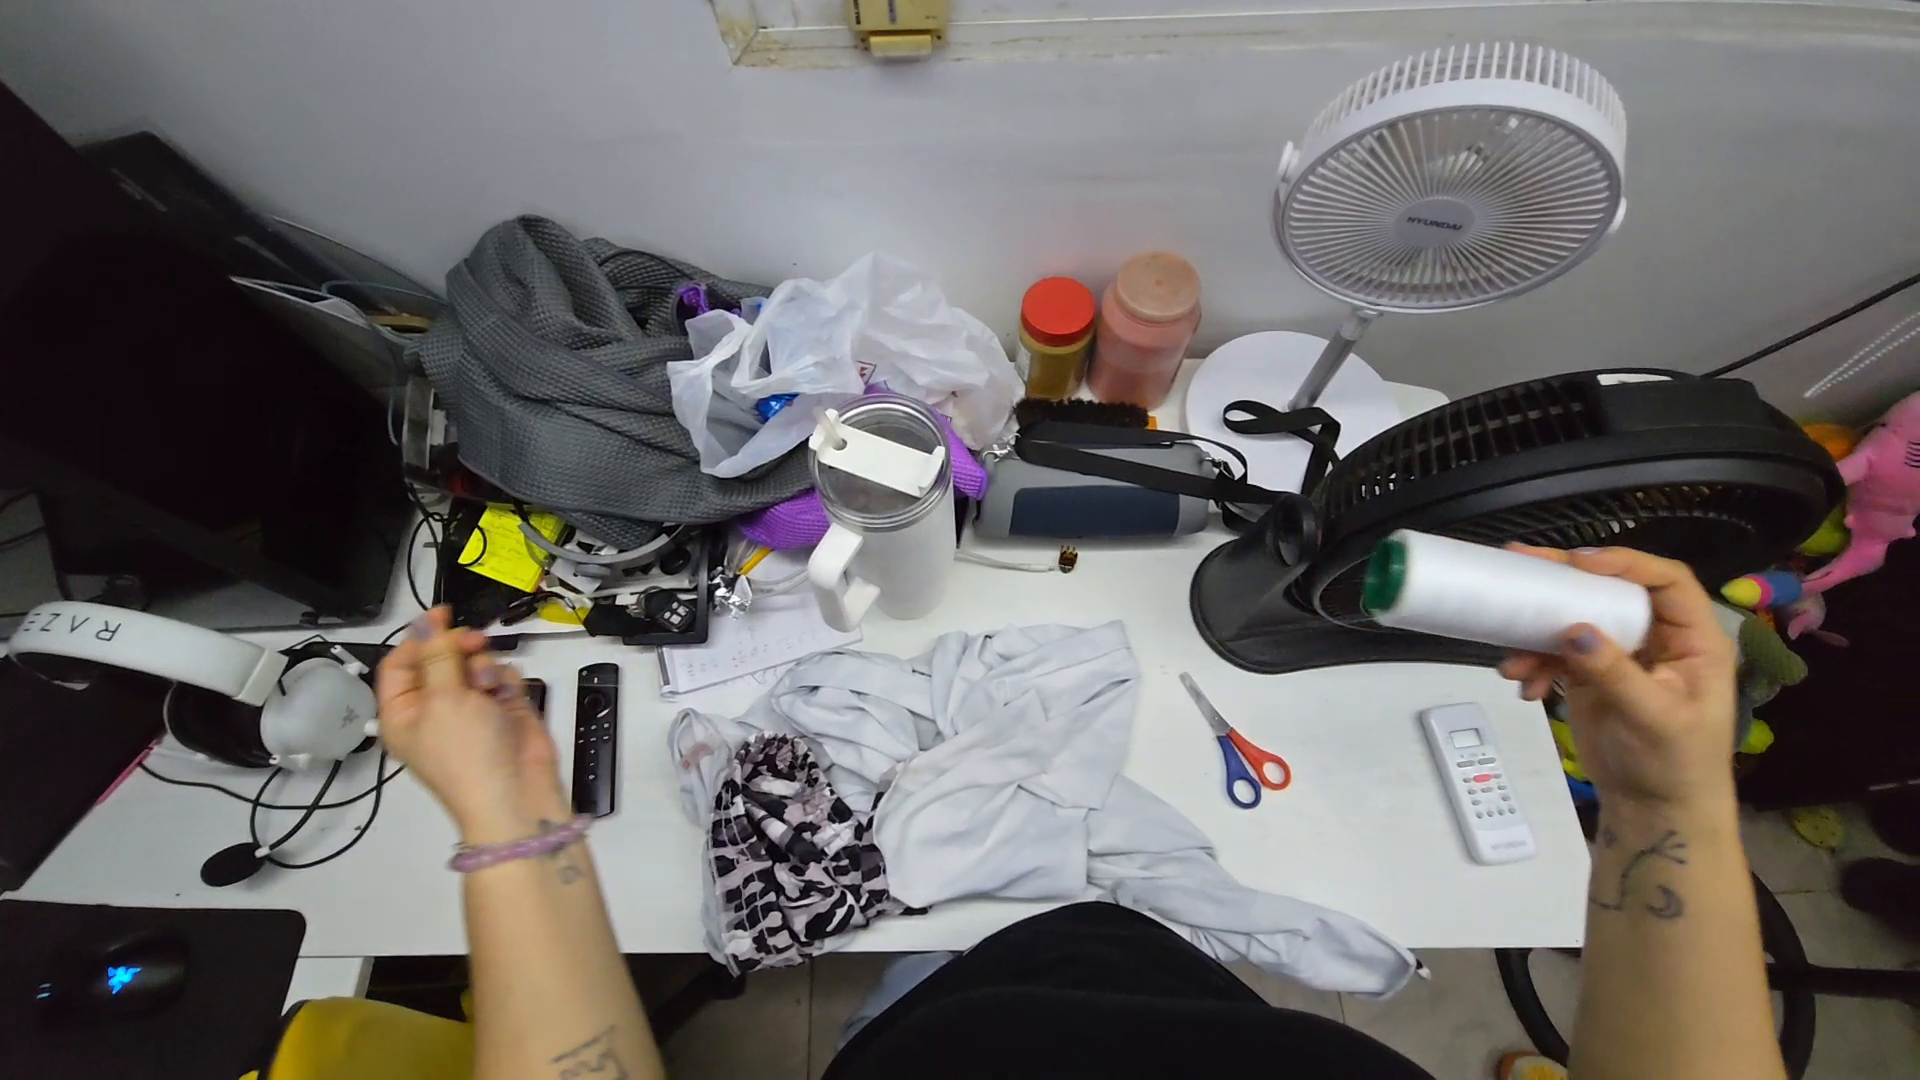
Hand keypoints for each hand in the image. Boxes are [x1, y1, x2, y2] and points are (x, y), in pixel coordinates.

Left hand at [375, 607, 565, 842]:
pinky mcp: (504, 709)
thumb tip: (425, 622)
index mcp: (404, 710)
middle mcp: (435, 707)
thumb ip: (438, 655)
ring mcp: (472, 708)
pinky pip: (503, 678)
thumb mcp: (443, 699)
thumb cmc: (466, 751)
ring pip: (477, 664)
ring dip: (487, 669)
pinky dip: (507, 682)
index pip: (401, 662)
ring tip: (492, 689)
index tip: (443, 614)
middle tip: (475, 645)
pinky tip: (510, 697)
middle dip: (460, 650)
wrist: (515, 790)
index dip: (419, 637)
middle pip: (443, 658)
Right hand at [1496, 546, 1738, 812]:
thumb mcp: (1651, 716)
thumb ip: (1613, 671)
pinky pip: (1552, 652)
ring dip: (1534, 637)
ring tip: (1513, 664)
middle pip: (1609, 591)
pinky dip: (1533, 666)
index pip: (1666, 582)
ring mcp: (1619, 654)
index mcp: (1692, 640)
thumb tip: (1573, 629)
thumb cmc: (1673, 762)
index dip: (1625, 564)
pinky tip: (1526, 687)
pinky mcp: (1588, 672)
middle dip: (1562, 583)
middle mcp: (1656, 638)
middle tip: (1518, 565)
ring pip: (1571, 621)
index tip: (1576, 562)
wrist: (1653, 805)